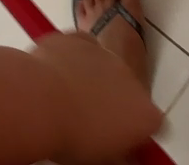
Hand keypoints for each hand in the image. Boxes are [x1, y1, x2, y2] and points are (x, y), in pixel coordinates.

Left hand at [30, 32, 163, 164]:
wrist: (38, 100)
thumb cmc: (72, 136)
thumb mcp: (104, 159)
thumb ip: (120, 153)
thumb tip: (118, 154)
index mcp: (145, 114)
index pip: (150, 123)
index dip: (132, 129)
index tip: (116, 136)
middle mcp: (130, 78)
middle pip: (125, 89)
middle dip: (111, 99)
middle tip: (87, 114)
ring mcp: (104, 53)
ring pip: (102, 65)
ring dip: (91, 76)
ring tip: (67, 92)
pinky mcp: (78, 36)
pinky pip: (80, 46)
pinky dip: (72, 55)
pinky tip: (58, 70)